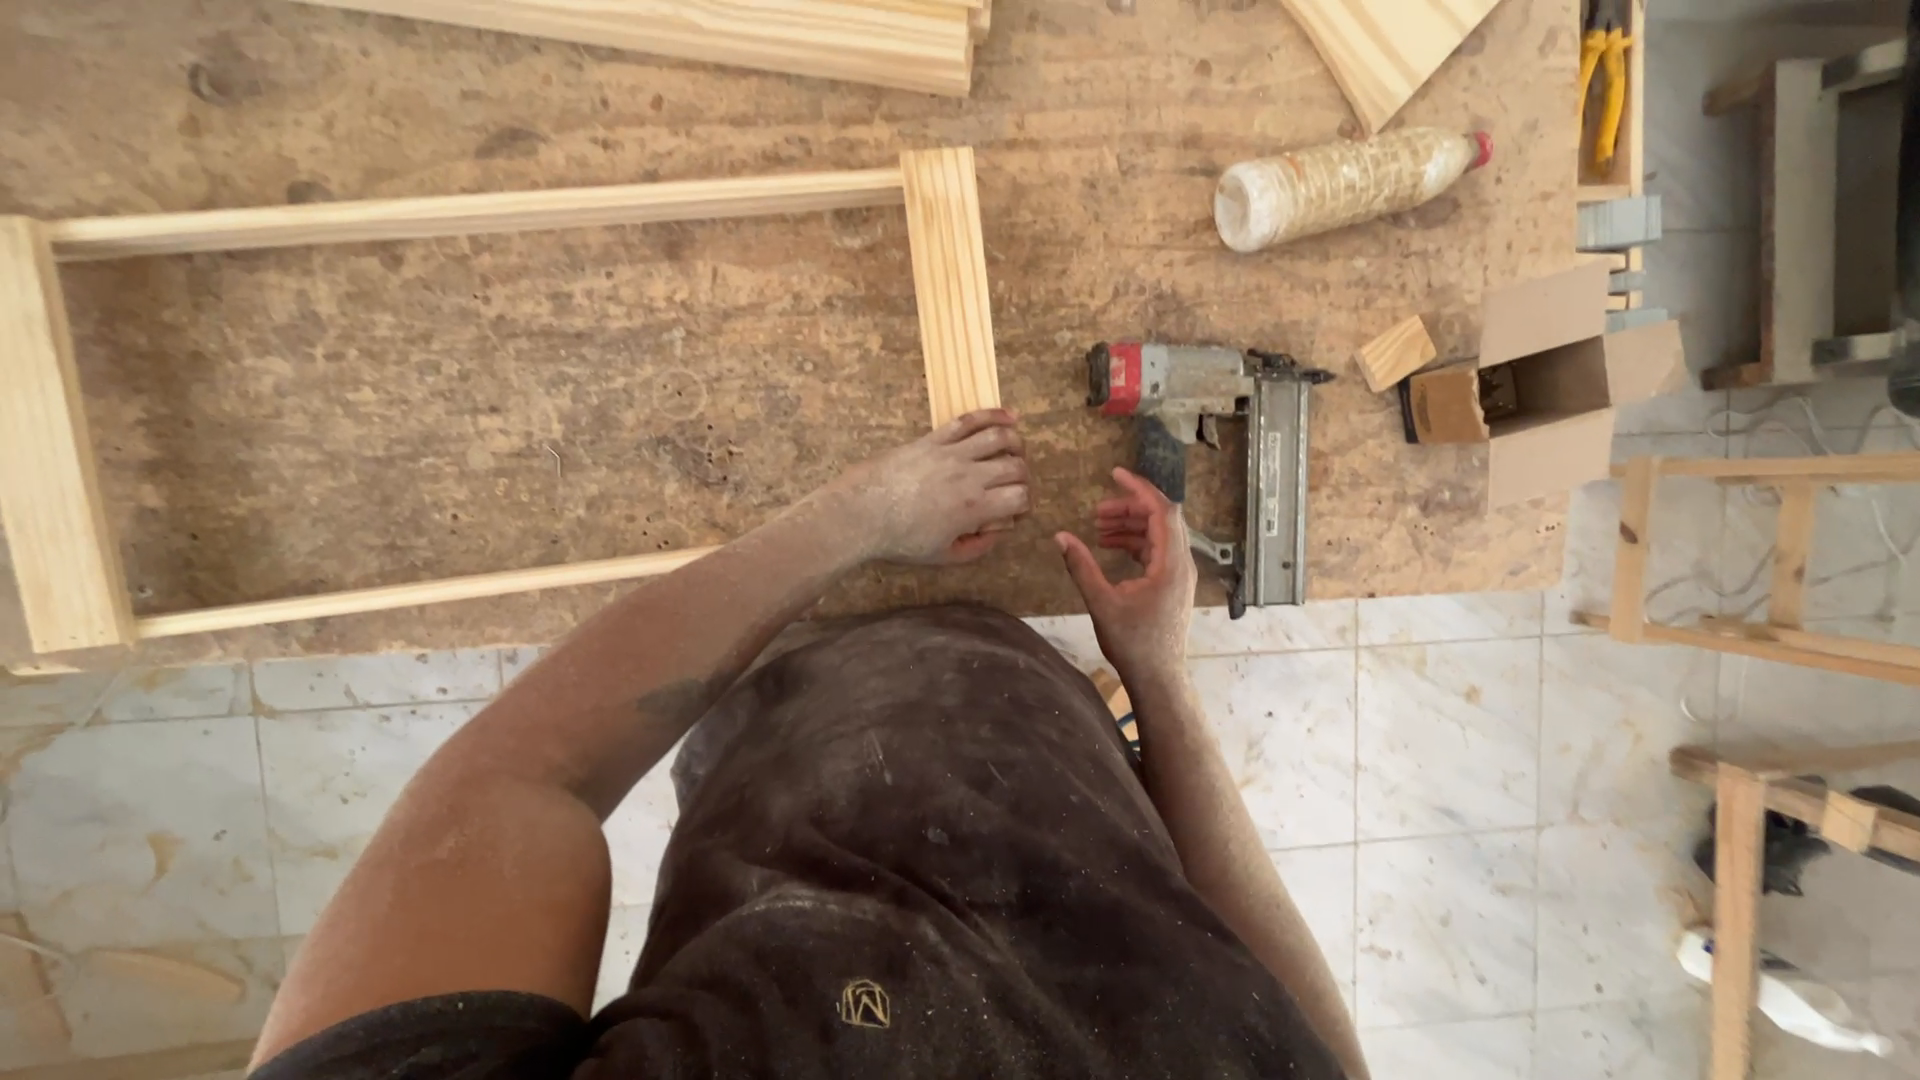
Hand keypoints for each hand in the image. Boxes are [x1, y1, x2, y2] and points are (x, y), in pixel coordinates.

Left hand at [821, 409, 1030, 564]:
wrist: (860, 514)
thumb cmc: (900, 540)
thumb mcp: (943, 556)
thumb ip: (976, 548)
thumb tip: (998, 534)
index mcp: (974, 508)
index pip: (1020, 497)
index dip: (1025, 504)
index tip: (1016, 512)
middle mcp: (969, 476)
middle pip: (1016, 467)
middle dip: (1023, 478)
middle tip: (1013, 487)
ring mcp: (951, 453)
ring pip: (1000, 437)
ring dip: (1016, 444)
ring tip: (1017, 452)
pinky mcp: (934, 439)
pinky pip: (969, 421)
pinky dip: (993, 415)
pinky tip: (1009, 417)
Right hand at [1055, 467, 1196, 681]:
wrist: (1158, 677)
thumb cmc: (1133, 643)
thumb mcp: (1101, 603)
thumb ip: (1082, 567)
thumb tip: (1061, 537)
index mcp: (1171, 564)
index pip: (1162, 511)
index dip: (1139, 489)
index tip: (1115, 474)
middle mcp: (1182, 564)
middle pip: (1162, 519)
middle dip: (1130, 508)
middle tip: (1097, 511)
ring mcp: (1180, 575)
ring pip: (1159, 535)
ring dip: (1131, 526)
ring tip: (1098, 529)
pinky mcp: (1173, 586)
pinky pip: (1158, 551)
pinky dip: (1136, 543)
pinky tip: (1111, 548)